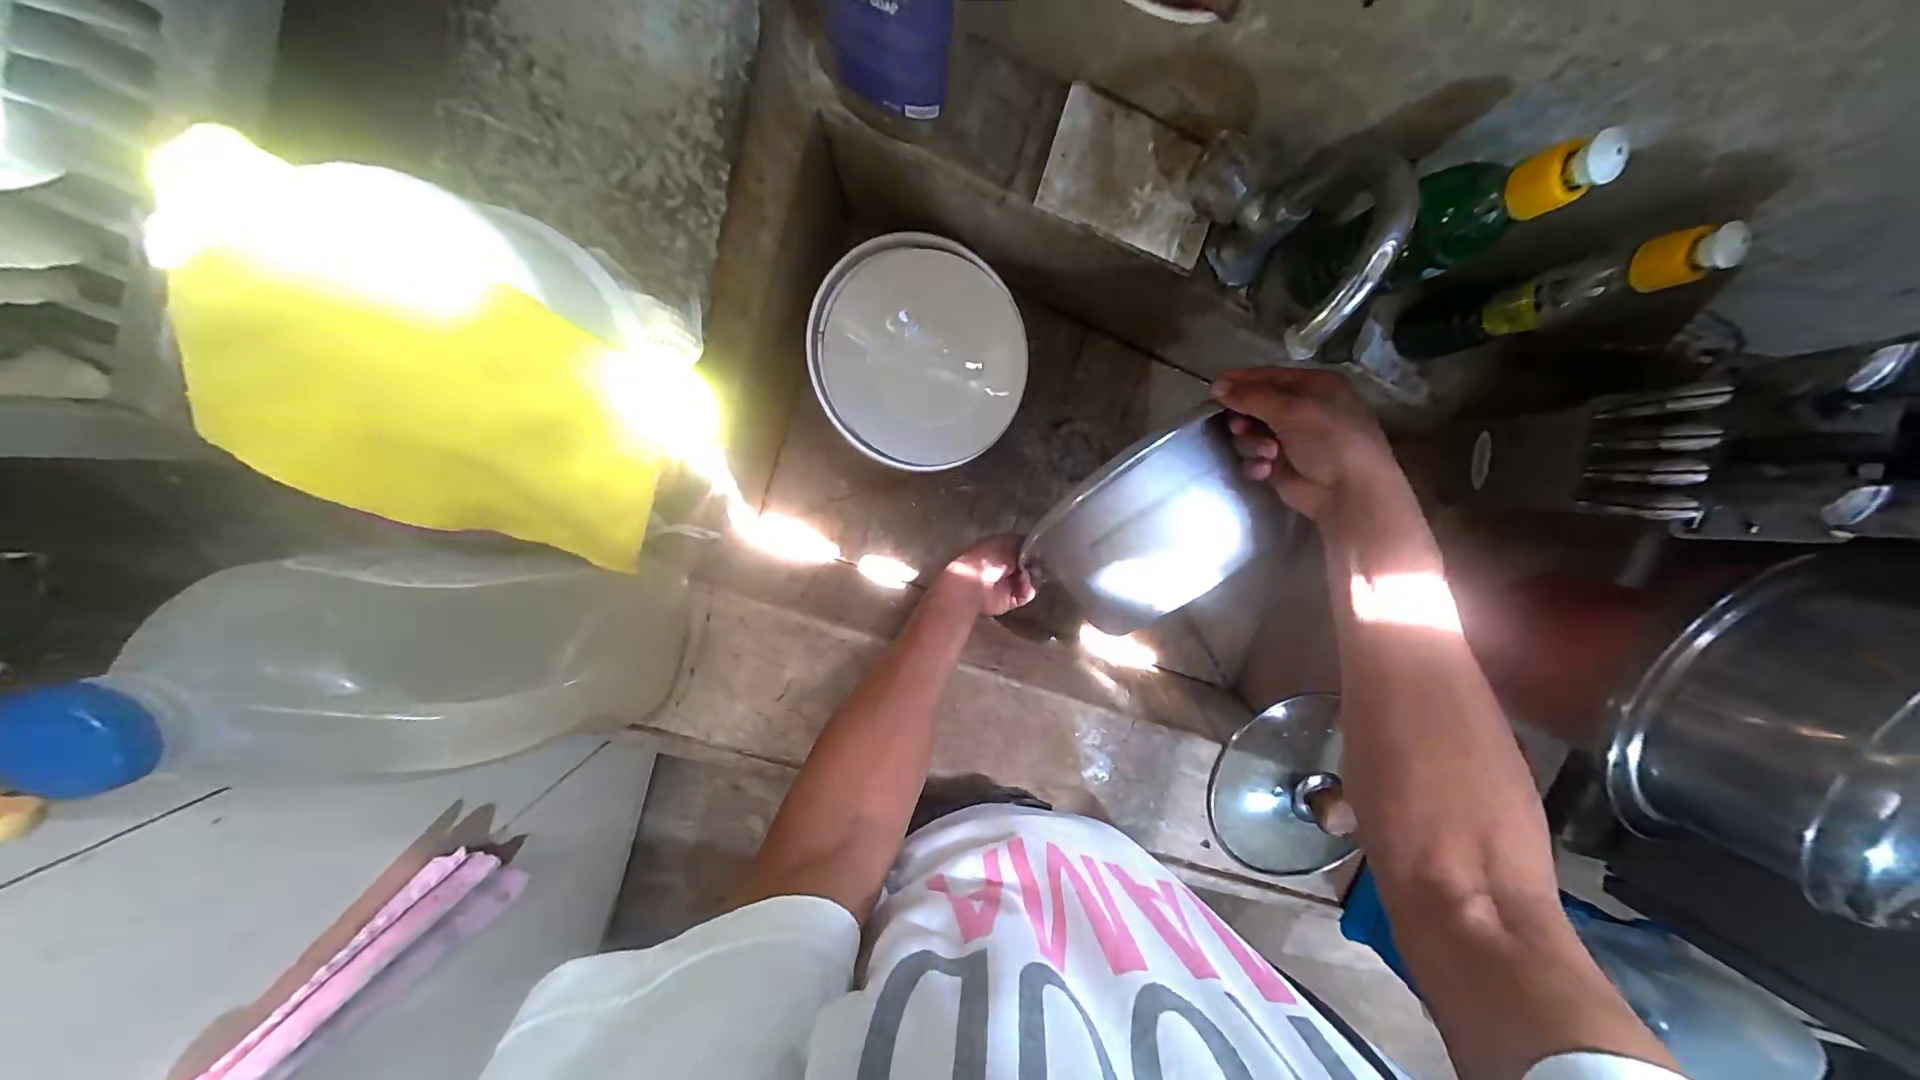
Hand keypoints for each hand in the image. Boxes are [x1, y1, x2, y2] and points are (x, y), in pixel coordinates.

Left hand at [940, 534, 1037, 617]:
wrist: (973, 584)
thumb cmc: (987, 558)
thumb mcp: (1006, 543)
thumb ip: (1021, 544)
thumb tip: (1031, 549)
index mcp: (996, 550)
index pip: (1018, 549)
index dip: (1029, 550)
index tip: (1038, 550)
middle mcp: (1000, 567)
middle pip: (1025, 566)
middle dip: (1033, 565)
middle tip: (1038, 564)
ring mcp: (1004, 585)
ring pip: (1027, 581)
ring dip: (1031, 578)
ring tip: (1027, 576)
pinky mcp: (1007, 601)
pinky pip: (1024, 596)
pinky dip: (1027, 591)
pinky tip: (1025, 587)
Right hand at [1210, 367, 1406, 523]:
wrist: (1348, 490)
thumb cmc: (1328, 439)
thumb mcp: (1291, 409)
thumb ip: (1250, 396)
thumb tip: (1216, 385)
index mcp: (1312, 386)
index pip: (1267, 376)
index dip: (1239, 381)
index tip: (1213, 389)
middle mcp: (1300, 410)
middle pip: (1254, 406)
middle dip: (1244, 417)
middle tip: (1240, 427)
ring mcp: (1289, 439)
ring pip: (1249, 434)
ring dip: (1253, 443)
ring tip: (1269, 454)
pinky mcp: (1279, 465)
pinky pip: (1253, 458)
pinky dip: (1256, 463)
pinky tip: (1267, 470)